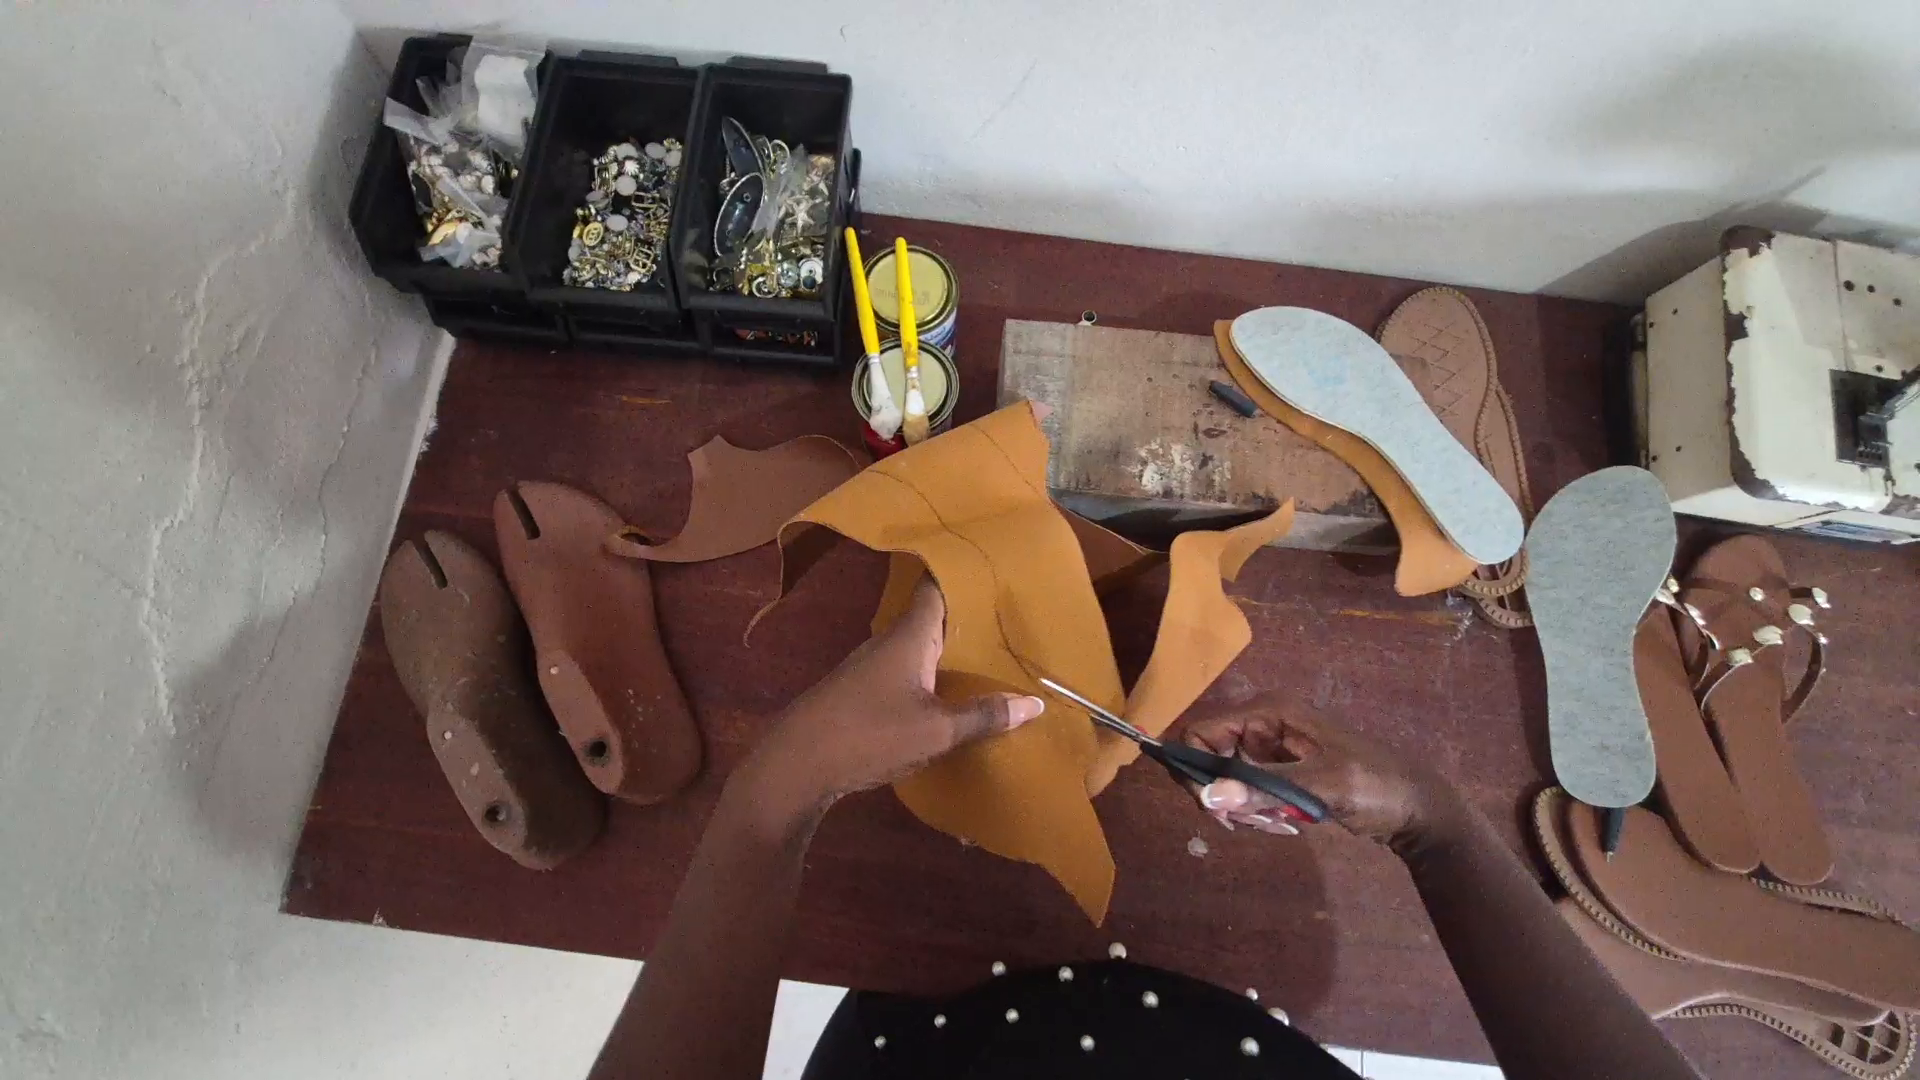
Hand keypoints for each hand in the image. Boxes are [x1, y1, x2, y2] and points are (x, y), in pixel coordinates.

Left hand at [734, 580, 1044, 822]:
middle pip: (934, 617)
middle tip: (1012, 616)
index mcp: (910, 635)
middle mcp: (891, 641)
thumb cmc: (870, 734)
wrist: (796, 764)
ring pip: (921, 645)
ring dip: (951, 648)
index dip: (964, 573)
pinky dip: (934, 672)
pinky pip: (908, 670)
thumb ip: (984, 715)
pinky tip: (952, 690)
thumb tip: (1034, 703)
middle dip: (969, 616)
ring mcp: (873, 666)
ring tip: (992, 653)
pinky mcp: (864, 690)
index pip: (937, 586)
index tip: (996, 567)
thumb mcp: (936, 730)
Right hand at [1179, 696, 1464, 853]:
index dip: (1195, 767)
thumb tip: (1209, 795)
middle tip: (1246, 824)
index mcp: (1268, 711)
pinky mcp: (1277, 767)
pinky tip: (1282, 825)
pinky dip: (1254, 810)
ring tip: (1274, 827)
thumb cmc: (1376, 786)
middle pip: (1208, 754)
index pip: (1201, 731)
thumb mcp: (1323, 787)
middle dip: (1220, 793)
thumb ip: (1266, 790)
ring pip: (1224, 776)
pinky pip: (1245, 787)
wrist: (1419, 808)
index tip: (1213, 807)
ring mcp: (1268, 745)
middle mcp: (1261, 722)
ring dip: (1239, 806)